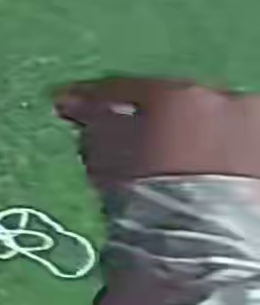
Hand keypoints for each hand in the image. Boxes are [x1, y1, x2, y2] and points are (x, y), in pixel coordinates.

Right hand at [55, 77, 259, 186]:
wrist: (200, 219)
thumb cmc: (140, 175)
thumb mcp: (99, 142)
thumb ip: (90, 114)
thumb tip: (72, 99)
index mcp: (178, 92)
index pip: (122, 86)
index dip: (87, 94)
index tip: (64, 102)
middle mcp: (228, 96)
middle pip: (173, 98)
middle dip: (146, 110)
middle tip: (119, 123)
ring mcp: (256, 122)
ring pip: (204, 115)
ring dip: (180, 125)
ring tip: (156, 144)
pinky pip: (225, 136)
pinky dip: (203, 141)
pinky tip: (183, 156)